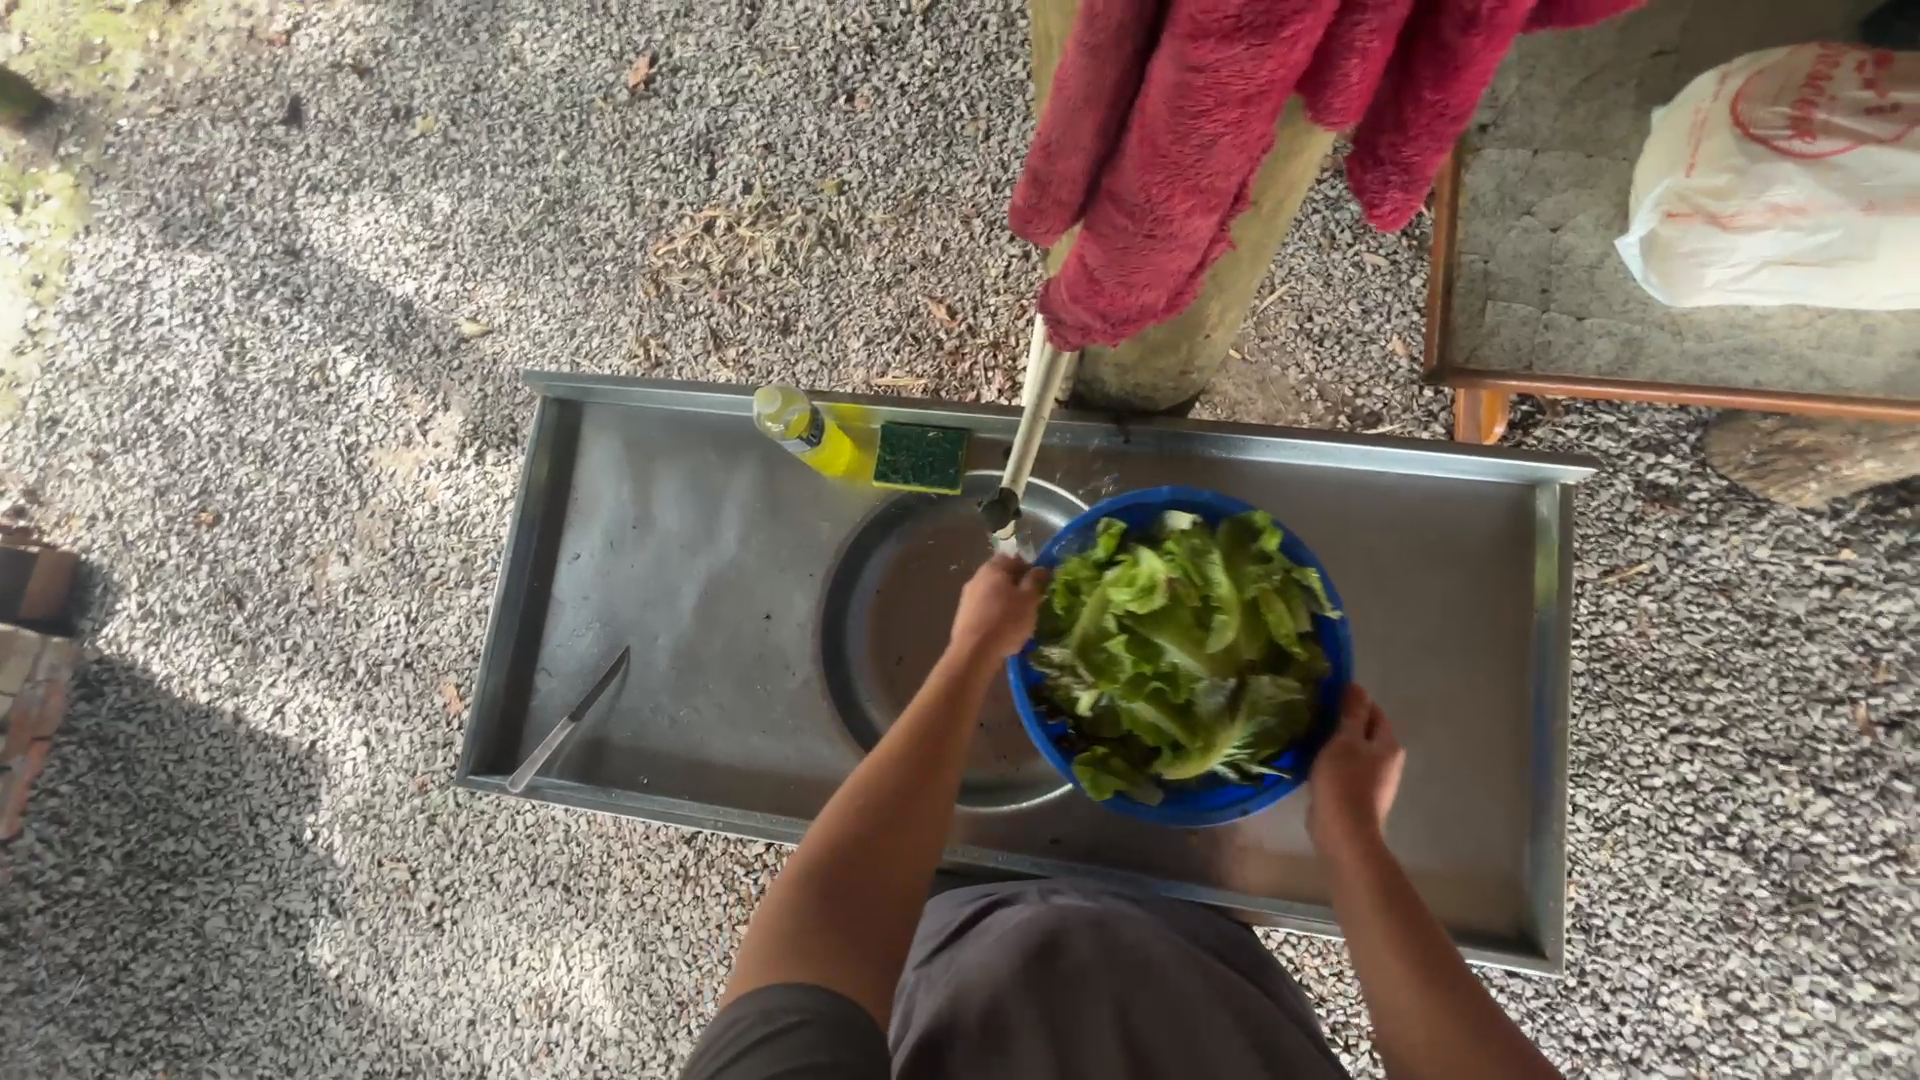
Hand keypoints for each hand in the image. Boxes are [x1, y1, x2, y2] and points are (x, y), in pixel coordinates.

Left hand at [948, 554, 1047, 661]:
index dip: (1027, 567)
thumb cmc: (1007, 621)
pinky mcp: (963, 616)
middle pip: (1000, 575)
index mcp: (993, 568)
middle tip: (1031, 600)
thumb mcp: (1029, 600)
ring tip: (1019, 617)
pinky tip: (1003, 629)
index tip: (1038, 582)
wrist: (974, 652)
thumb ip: (1035, 581)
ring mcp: (967, 597)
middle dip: (1016, 585)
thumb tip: (1040, 568)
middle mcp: (976, 578)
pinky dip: (994, 614)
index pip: (1012, 558)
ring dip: (1005, 600)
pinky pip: (983, 608)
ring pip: (991, 593)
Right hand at [1308, 685, 1405, 852]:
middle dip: (1344, 722)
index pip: (1374, 712)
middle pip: (1366, 732)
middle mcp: (1388, 761)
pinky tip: (1315, 762)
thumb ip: (1351, 713)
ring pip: (1355, 751)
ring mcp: (1376, 780)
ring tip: (1311, 736)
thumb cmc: (1344, 780)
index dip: (1353, 701)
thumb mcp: (1344, 740)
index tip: (1326, 696)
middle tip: (1315, 714)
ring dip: (1337, 743)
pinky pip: (1347, 768)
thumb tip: (1357, 686)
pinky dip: (1334, 761)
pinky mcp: (1360, 795)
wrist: (1344, 830)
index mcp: (1388, 745)